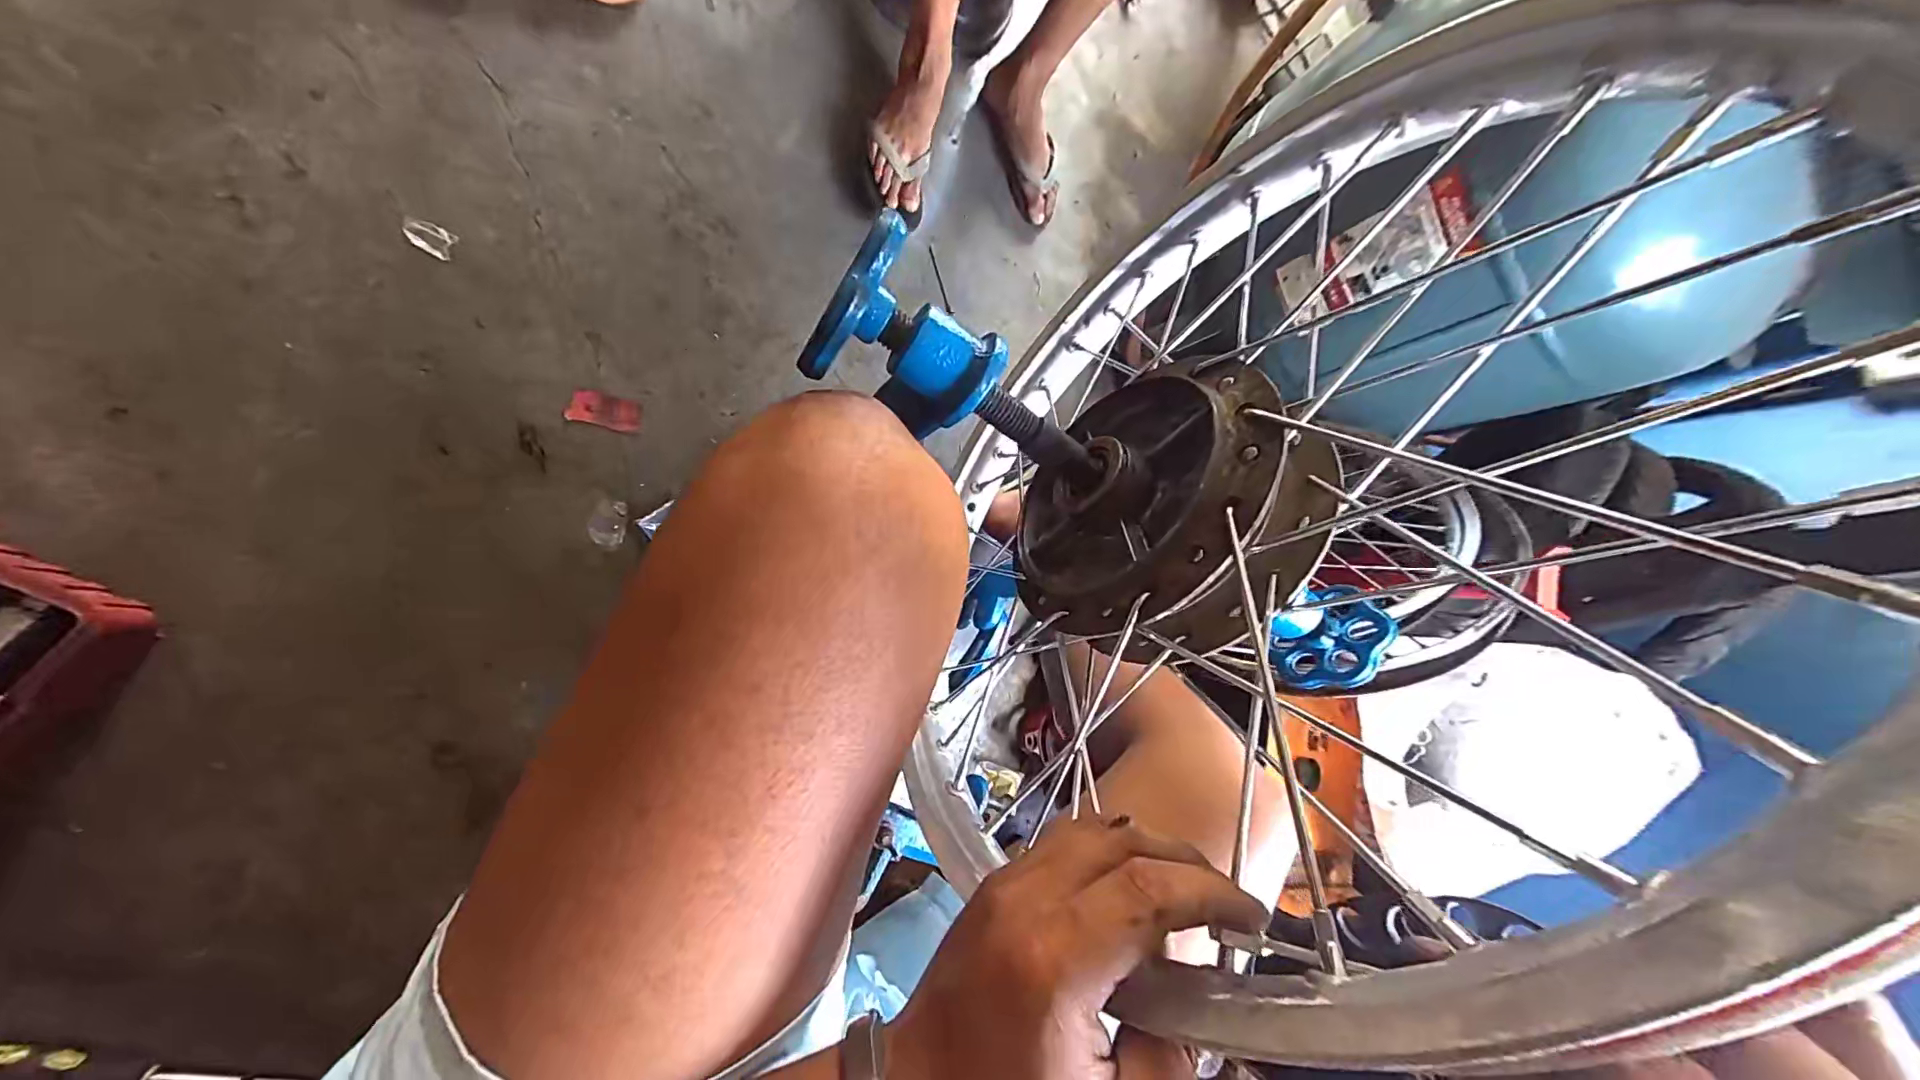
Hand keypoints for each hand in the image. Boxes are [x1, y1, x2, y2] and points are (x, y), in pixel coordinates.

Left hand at [880, 814, 1268, 1079]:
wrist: (918, 1079)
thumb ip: (1167, 1055)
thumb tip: (1200, 1007)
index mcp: (1054, 954)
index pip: (1148, 888)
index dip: (1211, 893)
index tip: (1251, 916)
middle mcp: (1026, 897)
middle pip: (1122, 842)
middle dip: (1184, 860)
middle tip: (1223, 899)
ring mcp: (1005, 881)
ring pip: (1090, 829)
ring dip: (1144, 846)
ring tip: (1182, 886)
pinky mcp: (995, 881)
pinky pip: (1061, 841)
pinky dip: (1106, 849)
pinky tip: (1127, 883)